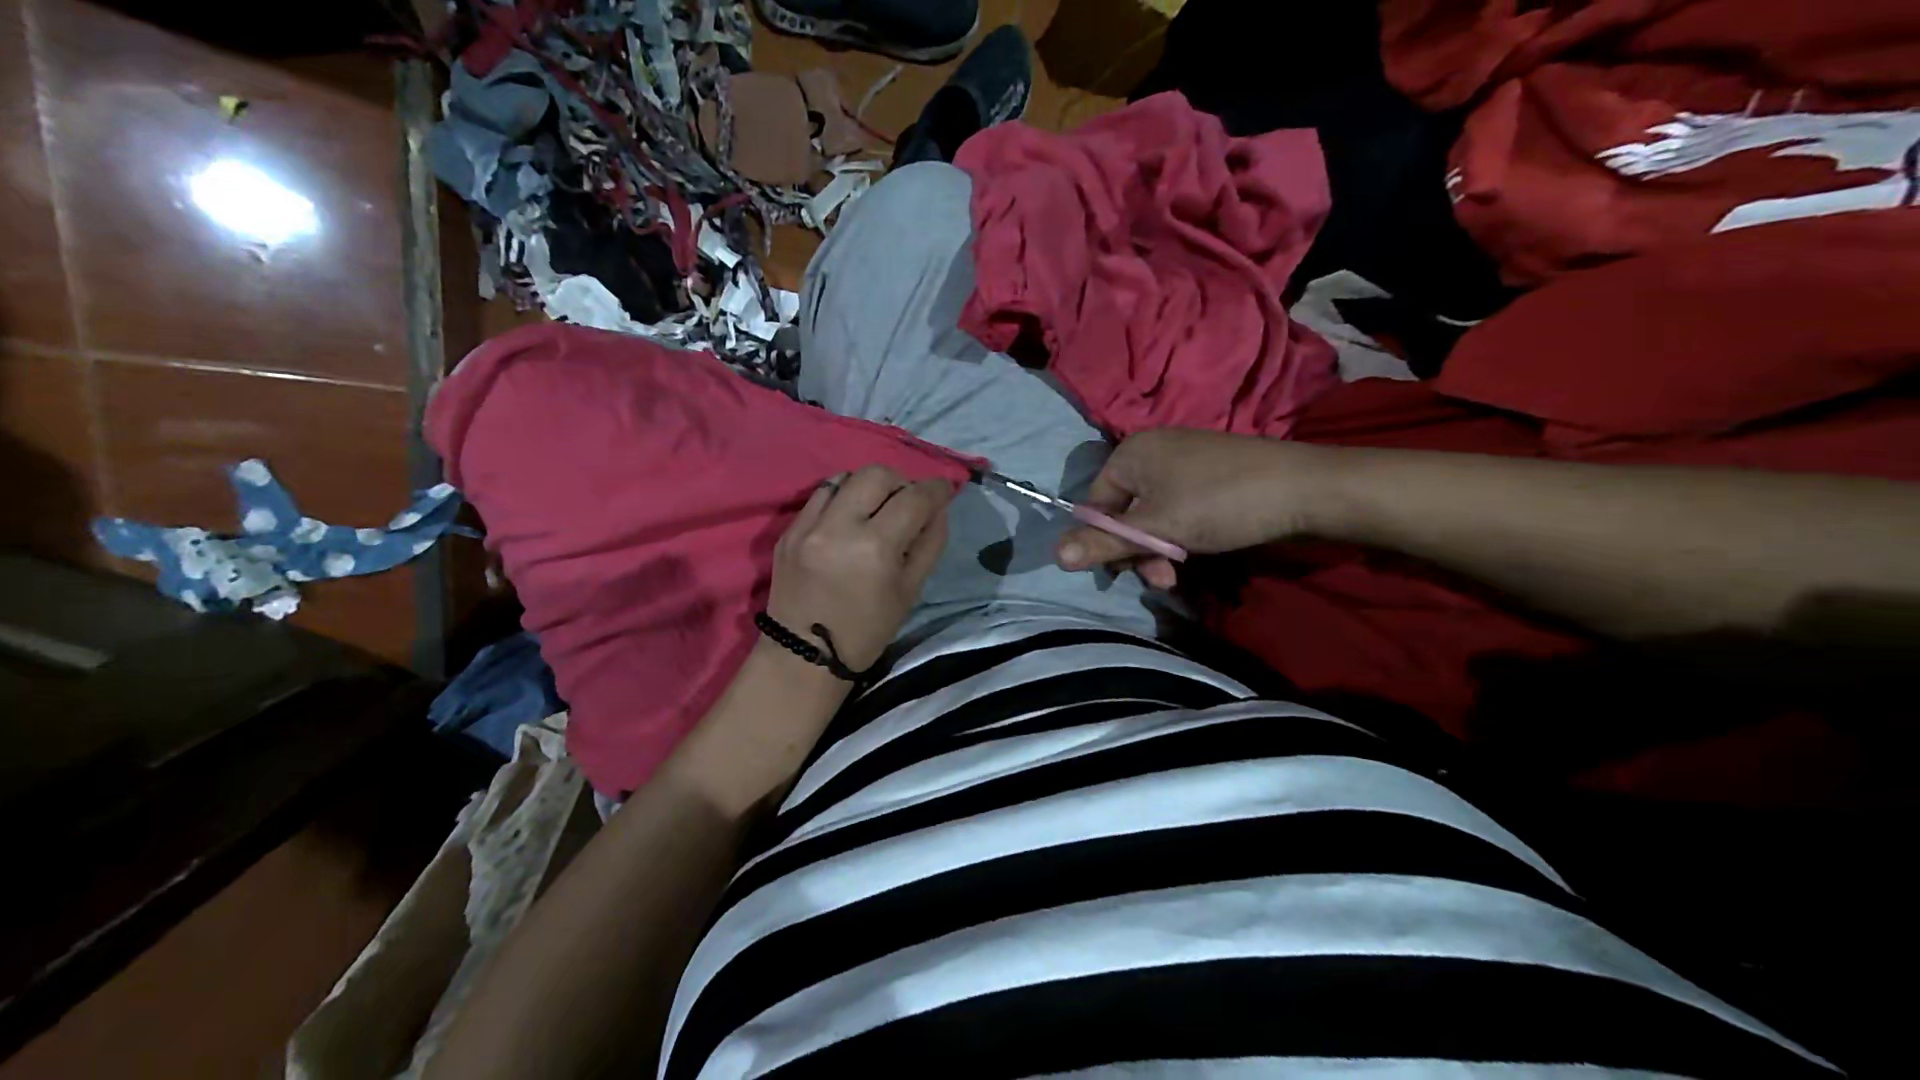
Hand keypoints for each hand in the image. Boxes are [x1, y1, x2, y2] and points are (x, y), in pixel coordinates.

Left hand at [767, 465, 952, 671]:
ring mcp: (807, 526)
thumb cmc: (868, 630)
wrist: (804, 655)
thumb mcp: (911, 590)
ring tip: (875, 509)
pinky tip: (848, 519)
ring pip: (844, 477)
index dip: (936, 489)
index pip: (913, 498)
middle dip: (901, 482)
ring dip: (868, 487)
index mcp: (875, 548)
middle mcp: (838, 527)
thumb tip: (939, 508)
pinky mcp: (788, 531)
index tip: (944, 490)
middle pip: (876, 474)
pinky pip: (820, 496)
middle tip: (907, 503)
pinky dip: (841, 499)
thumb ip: (930, 543)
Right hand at [1055, 429, 1336, 587]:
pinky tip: (1198, 550)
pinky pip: (1177, 507)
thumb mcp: (1158, 529)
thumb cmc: (1220, 503)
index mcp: (1131, 453)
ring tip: (1182, 573)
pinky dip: (1181, 533)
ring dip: (1160, 548)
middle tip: (1163, 579)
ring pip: (1152, 515)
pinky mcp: (1208, 474)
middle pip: (1123, 512)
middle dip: (1139, 551)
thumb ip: (1105, 544)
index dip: (1107, 543)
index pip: (1095, 505)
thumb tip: (1055, 556)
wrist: (1304, 489)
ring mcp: (1182, 461)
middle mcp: (1152, 450)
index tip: (1131, 572)